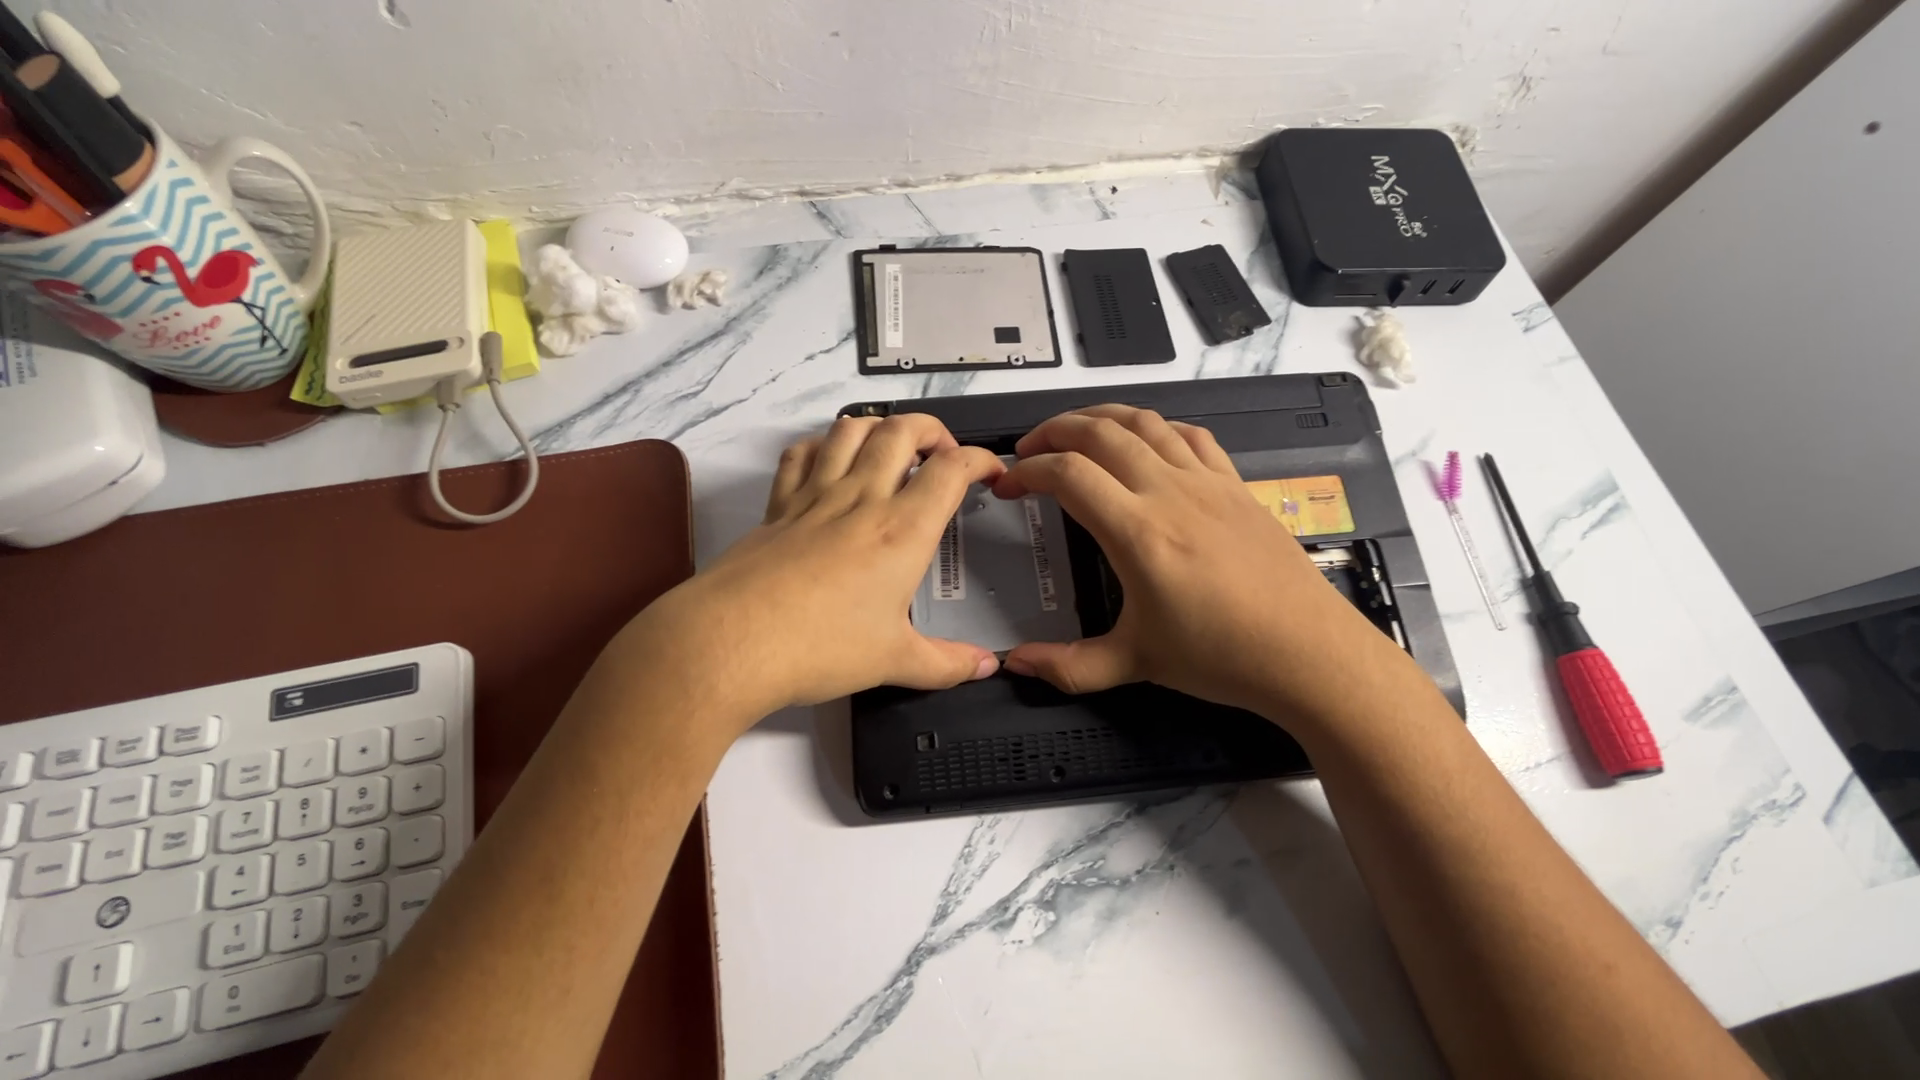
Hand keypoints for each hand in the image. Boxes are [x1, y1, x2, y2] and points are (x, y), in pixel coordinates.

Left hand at [636, 414, 1005, 721]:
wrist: (730, 642)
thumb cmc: (820, 648)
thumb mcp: (895, 662)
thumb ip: (947, 664)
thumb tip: (985, 667)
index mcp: (902, 530)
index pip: (951, 469)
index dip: (981, 459)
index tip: (992, 473)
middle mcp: (861, 499)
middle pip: (902, 430)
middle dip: (933, 429)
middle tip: (943, 455)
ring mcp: (814, 496)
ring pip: (851, 428)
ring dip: (880, 426)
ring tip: (892, 448)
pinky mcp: (777, 506)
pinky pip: (801, 454)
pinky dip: (822, 445)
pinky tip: (830, 462)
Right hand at [993, 405, 1403, 720]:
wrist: (1307, 653)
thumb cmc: (1220, 656)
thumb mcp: (1133, 663)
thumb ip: (1067, 665)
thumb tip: (1014, 664)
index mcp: (1137, 531)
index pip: (1068, 474)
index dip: (1027, 471)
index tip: (1007, 486)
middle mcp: (1169, 492)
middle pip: (1100, 432)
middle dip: (1054, 430)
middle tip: (1028, 449)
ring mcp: (1207, 483)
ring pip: (1145, 422)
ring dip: (1101, 416)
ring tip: (1075, 431)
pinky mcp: (1236, 486)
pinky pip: (1191, 436)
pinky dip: (1156, 427)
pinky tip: (1145, 442)